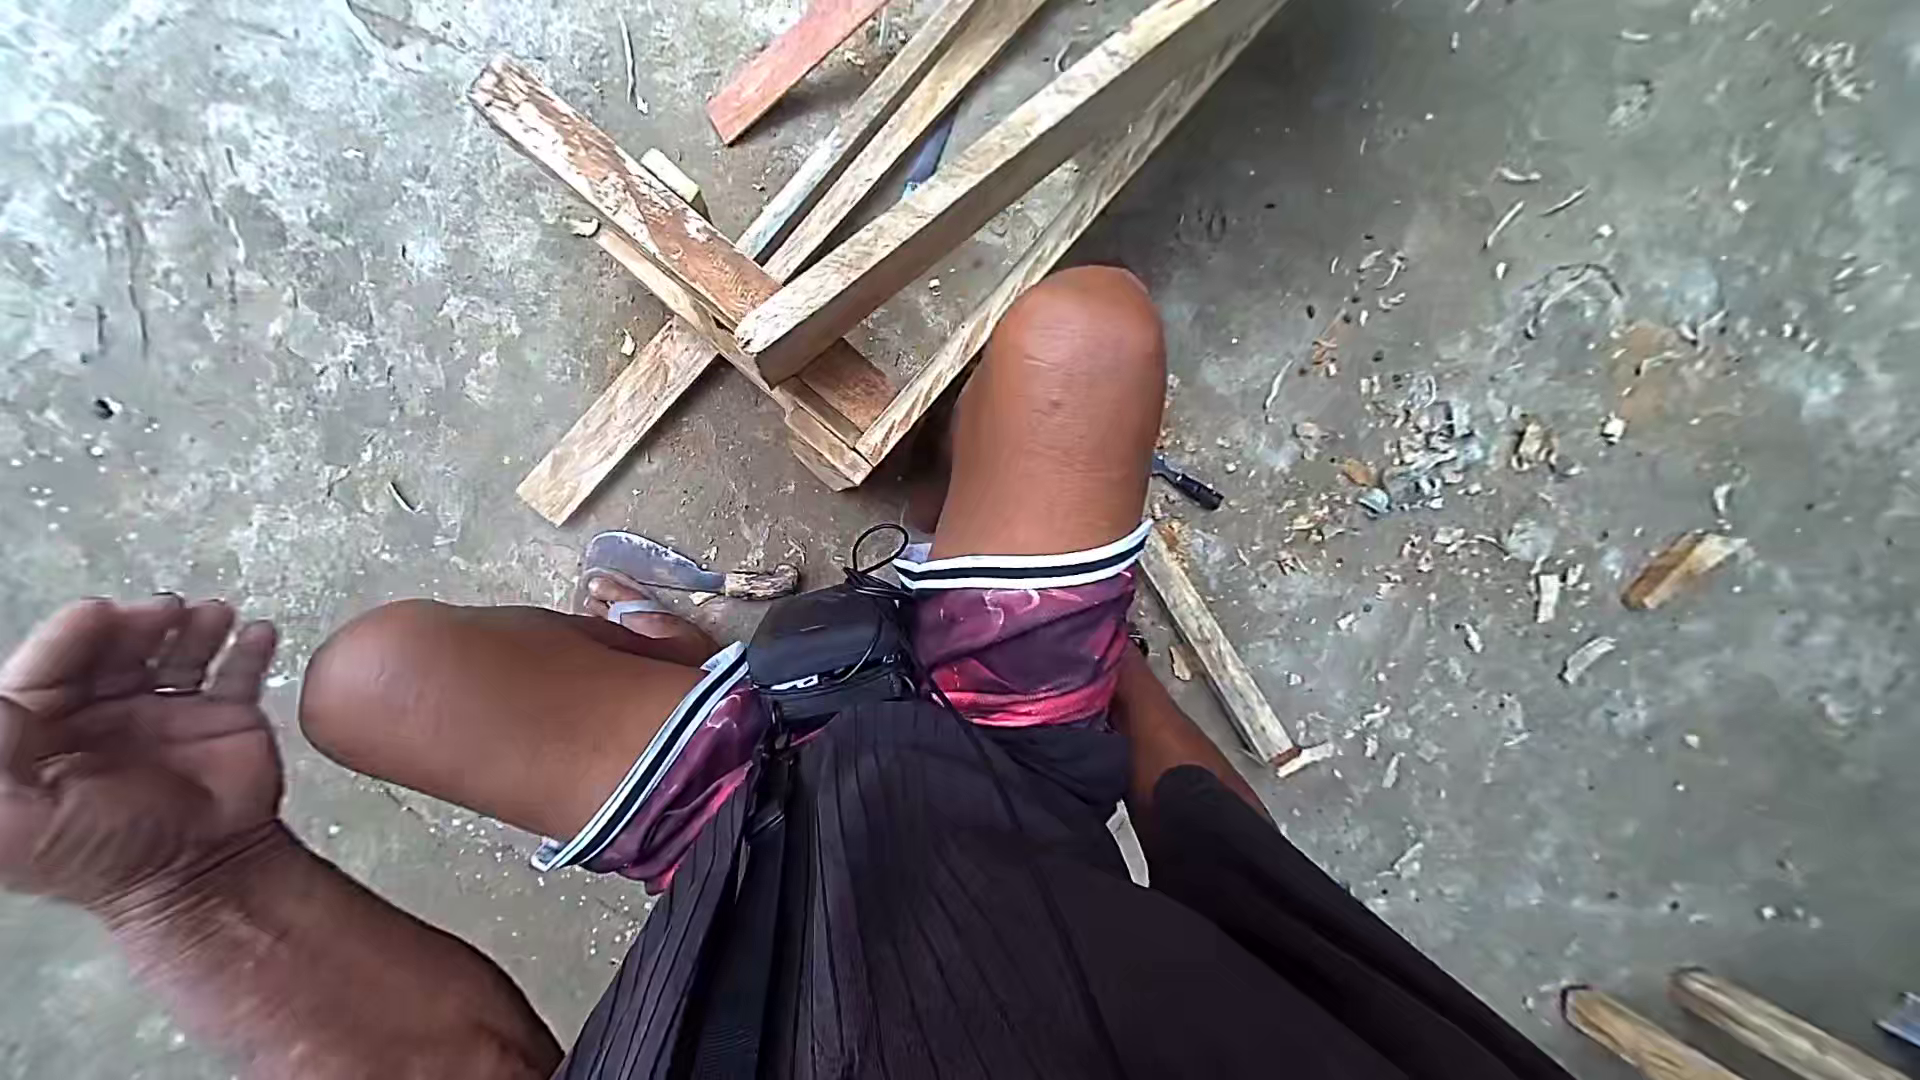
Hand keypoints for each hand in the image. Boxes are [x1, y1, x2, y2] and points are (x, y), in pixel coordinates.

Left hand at [0, 596, 282, 912]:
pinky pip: (238, 675)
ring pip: (176, 658)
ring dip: (193, 631)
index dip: (67, 640)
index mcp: (38, 741)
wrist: (198, 866)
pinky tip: (256, 633)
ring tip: (212, 613)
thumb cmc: (99, 851)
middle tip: (163, 608)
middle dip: (135, 628)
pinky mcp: (229, 718)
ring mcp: (171, 717)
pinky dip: (249, 650)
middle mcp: (103, 721)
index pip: (43, 677)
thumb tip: (0, 694)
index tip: (98, 611)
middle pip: (113, 658)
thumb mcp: (14, 817)